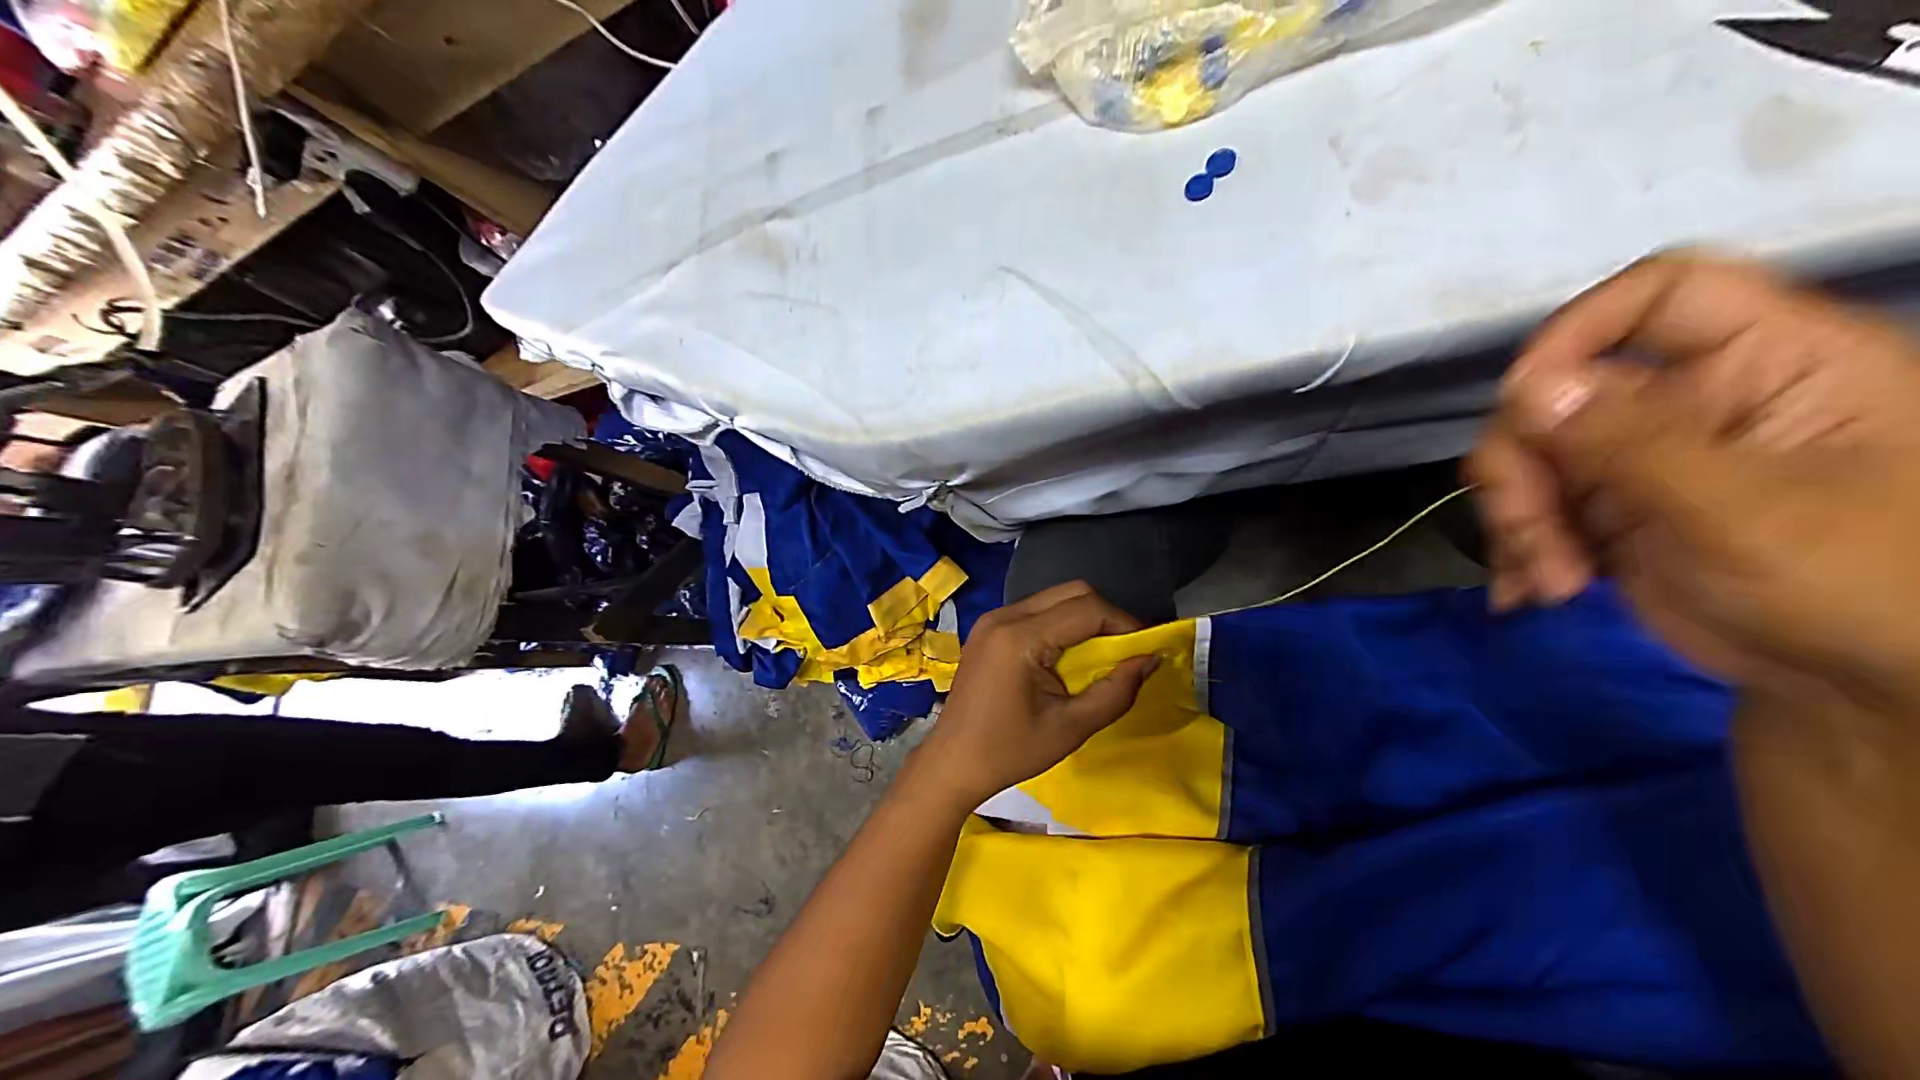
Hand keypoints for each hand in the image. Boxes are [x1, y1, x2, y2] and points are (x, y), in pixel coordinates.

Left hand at [909, 582, 1159, 808]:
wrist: (953, 761)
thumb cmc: (1010, 750)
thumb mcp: (1071, 728)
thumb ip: (1116, 691)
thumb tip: (1151, 660)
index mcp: (1019, 637)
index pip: (1087, 609)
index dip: (1124, 624)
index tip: (1145, 650)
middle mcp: (1003, 616)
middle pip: (1072, 592)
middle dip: (1107, 616)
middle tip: (1125, 651)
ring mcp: (992, 618)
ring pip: (1054, 598)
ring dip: (1084, 618)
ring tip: (1102, 654)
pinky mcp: (988, 628)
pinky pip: (1036, 610)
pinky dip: (1062, 623)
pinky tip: (1069, 656)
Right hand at [1468, 253, 1919, 711]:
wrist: (1866, 693)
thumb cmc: (1859, 589)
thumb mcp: (1746, 512)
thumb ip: (1632, 442)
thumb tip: (1527, 389)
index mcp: (1768, 365)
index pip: (1664, 292)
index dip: (1582, 329)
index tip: (1525, 400)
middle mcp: (1694, 399)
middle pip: (1562, 393)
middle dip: (1524, 467)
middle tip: (1530, 532)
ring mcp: (1645, 458)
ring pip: (1529, 455)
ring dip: (1517, 519)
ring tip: (1547, 581)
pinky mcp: (1610, 510)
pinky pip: (1531, 507)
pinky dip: (1519, 549)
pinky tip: (1534, 591)